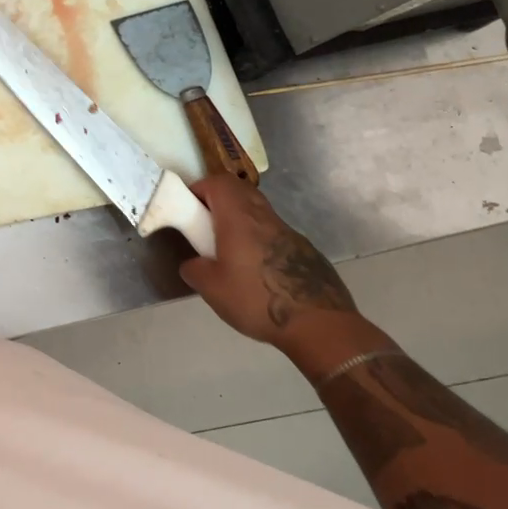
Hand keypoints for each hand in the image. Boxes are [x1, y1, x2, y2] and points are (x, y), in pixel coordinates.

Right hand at [178, 173, 358, 348]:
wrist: (320, 325)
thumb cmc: (257, 300)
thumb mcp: (210, 288)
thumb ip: (194, 268)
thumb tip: (195, 264)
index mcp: (240, 220)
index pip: (219, 183)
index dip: (200, 188)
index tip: (188, 208)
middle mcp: (266, 219)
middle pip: (241, 191)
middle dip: (219, 201)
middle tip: (205, 225)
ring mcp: (291, 234)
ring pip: (260, 213)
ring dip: (240, 221)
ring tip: (229, 252)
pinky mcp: (306, 252)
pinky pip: (275, 235)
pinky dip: (260, 241)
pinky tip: (258, 272)